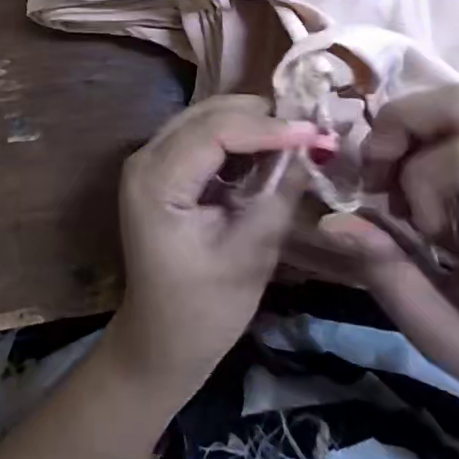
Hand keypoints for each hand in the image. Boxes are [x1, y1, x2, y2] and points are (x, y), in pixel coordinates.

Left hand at [111, 95, 334, 390]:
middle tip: (311, 130)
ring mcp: (150, 160)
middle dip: (261, 117)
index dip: (268, 128)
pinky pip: (203, 135)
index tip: (314, 133)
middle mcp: (145, 158)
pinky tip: (268, 149)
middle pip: (208, 114)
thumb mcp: (250, 256)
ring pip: (206, 118)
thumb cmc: (202, 311)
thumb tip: (312, 147)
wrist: (159, 344)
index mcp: (156, 182)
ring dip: (251, 123)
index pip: (215, 132)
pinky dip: (238, 136)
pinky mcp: (162, 168)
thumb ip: (278, 195)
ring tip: (296, 136)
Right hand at [317, 87, 458, 438]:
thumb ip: (389, 276)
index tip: (409, 225)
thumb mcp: (444, 341)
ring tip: (394, 178)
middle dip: (403, 122)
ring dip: (412, 126)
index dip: (418, 178)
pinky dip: (428, 136)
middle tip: (377, 171)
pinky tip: (418, 186)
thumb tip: (331, 222)